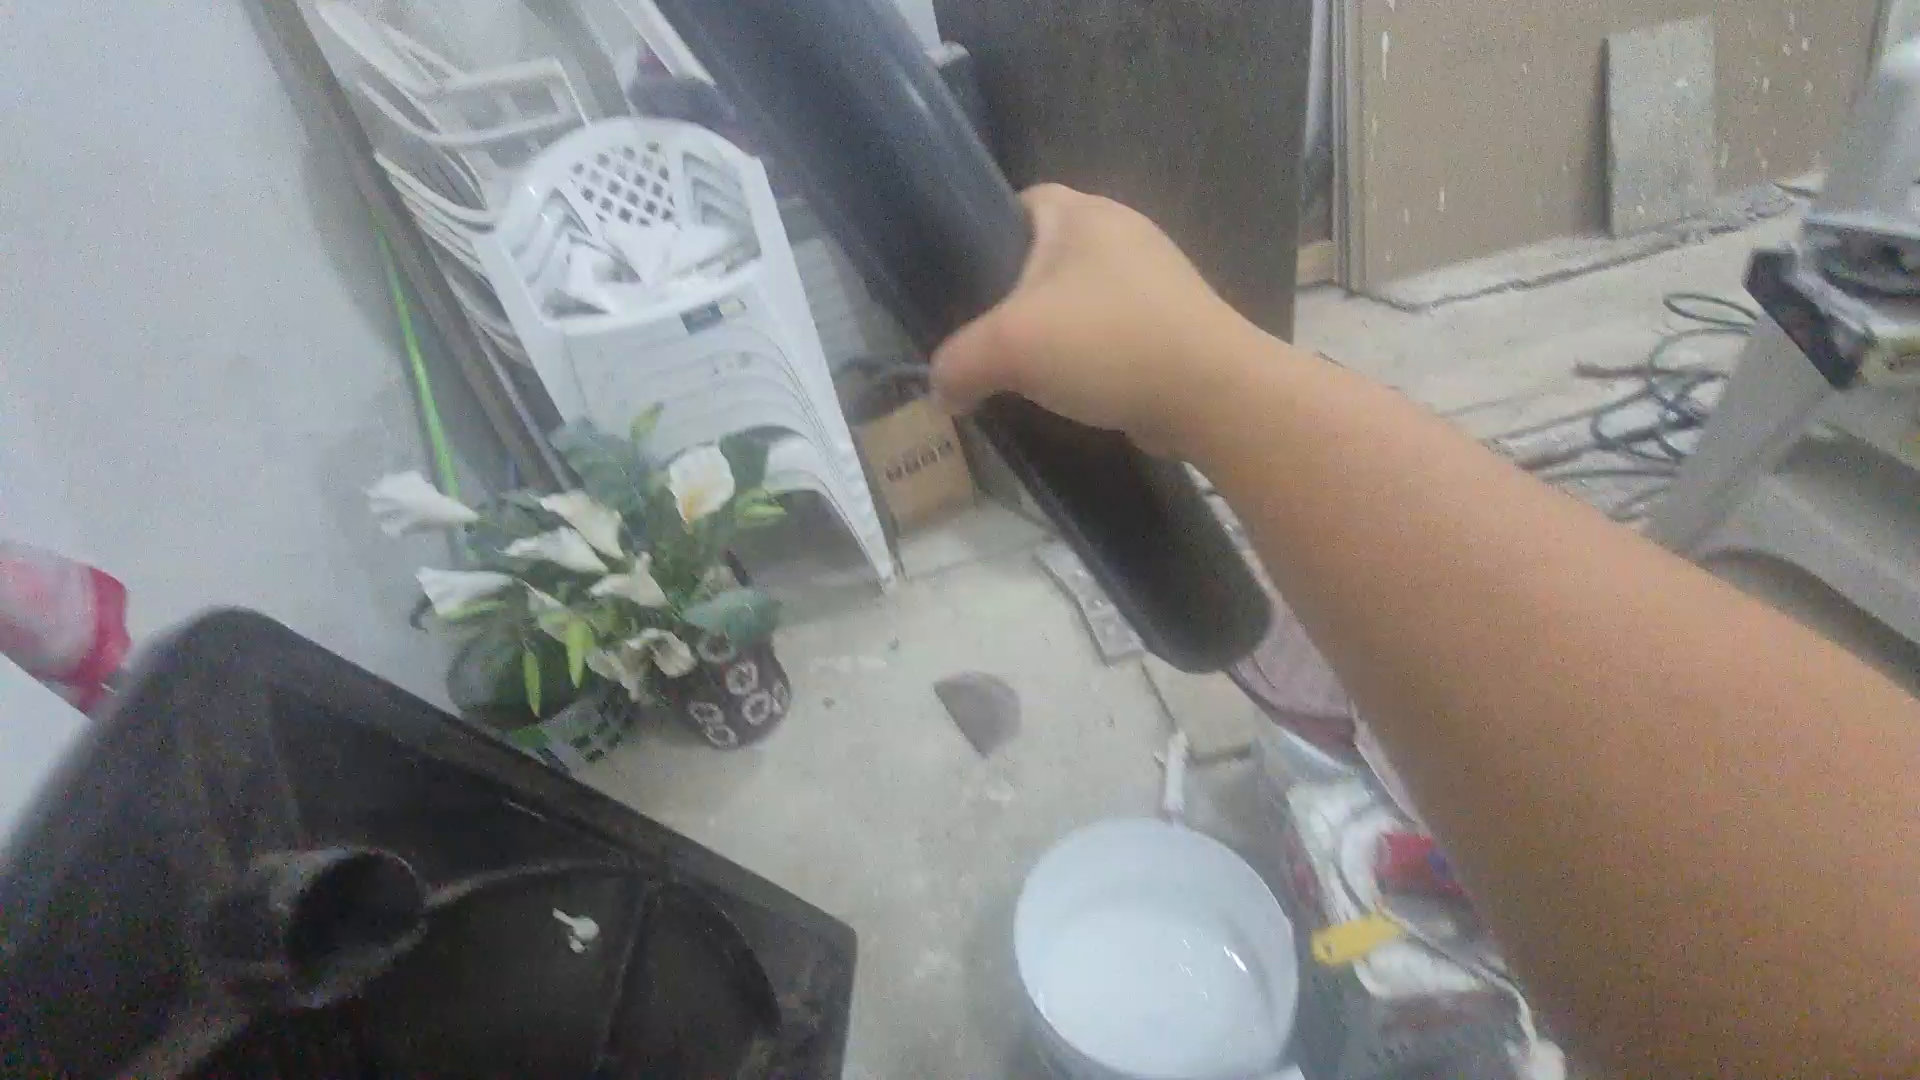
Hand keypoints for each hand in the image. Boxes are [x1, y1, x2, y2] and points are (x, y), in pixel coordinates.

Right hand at [930, 184, 1264, 453]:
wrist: (1208, 393)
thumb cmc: (1105, 344)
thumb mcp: (1010, 347)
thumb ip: (958, 363)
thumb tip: (940, 390)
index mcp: (1082, 213)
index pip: (1019, 202)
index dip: (984, 236)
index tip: (963, 286)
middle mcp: (1121, 233)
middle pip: (1045, 257)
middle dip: (1013, 298)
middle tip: (984, 338)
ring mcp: (1152, 280)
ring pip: (1078, 299)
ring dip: (1051, 332)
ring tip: (1021, 370)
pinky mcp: (1169, 325)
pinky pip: (1108, 333)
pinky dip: (1085, 358)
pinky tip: (1069, 390)